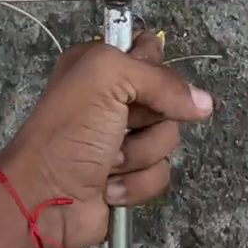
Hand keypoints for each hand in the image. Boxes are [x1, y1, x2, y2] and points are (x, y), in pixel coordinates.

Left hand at [0, 32, 213, 247]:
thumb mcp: (107, 79)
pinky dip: (137, 183)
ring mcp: (123, 139)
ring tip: (110, 161)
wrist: (44, 199)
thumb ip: (160, 79)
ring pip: (169, 138)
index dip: (154, 66)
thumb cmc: (69, 131)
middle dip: (149, 118)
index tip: (139, 83)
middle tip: (122, 125)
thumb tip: (203, 104)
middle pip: (169, 97)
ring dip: (140, 154)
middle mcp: (112, 98)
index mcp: (100, 64)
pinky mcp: (131, 175)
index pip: (150, 49)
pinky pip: (162, 174)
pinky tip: (109, 187)